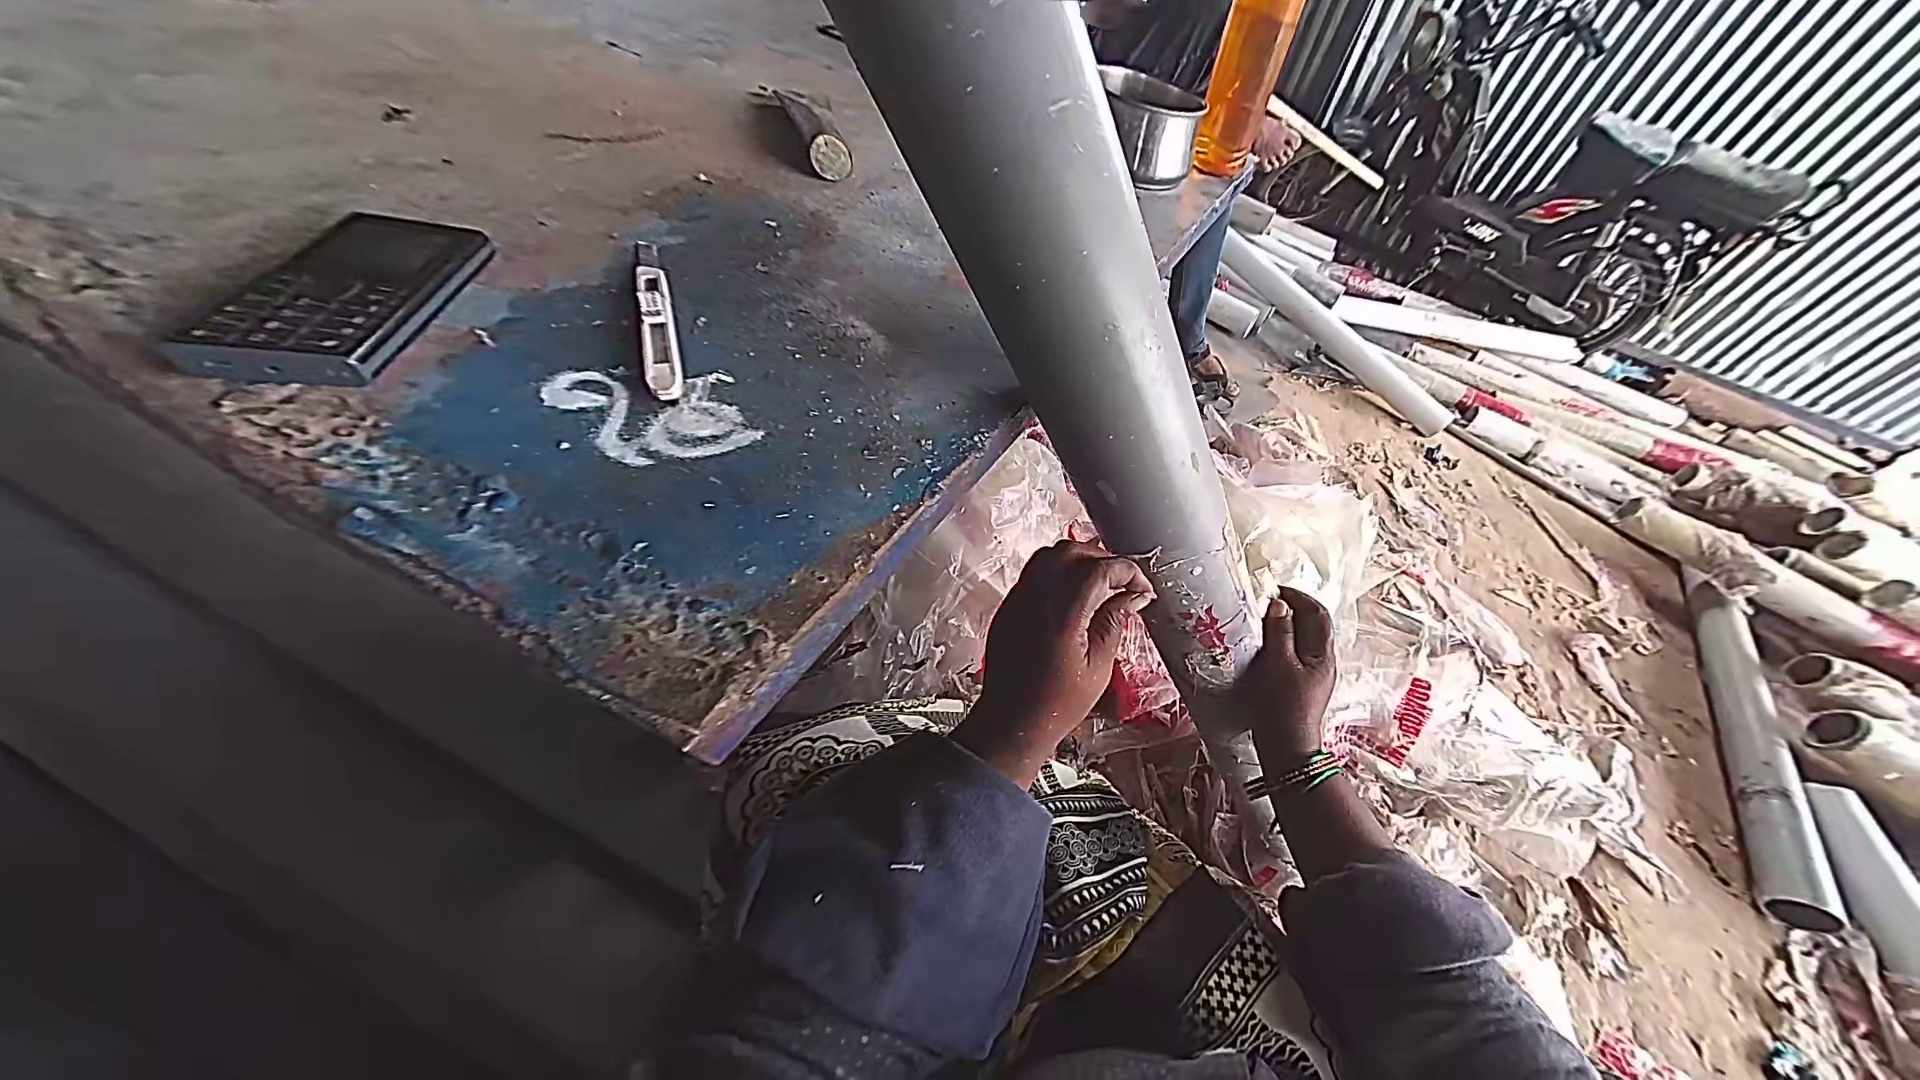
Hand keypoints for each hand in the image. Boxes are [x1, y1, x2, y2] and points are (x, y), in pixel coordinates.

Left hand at [953, 541, 1153, 784]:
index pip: (1099, 569)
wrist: (1011, 720)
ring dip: (1078, 560)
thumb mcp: (1098, 667)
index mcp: (1062, 615)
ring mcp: (1018, 600)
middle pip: (1071, 551)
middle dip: (1103, 558)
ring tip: (1100, 583)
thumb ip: (1115, 622)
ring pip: (1049, 555)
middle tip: (1123, 582)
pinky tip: (1073, 593)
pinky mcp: (1010, 606)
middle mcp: (1036, 600)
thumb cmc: (1054, 704)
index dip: (1127, 572)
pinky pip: (1033, 572)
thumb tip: (1133, 596)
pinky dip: (1057, 571)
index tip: (1141, 588)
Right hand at [1234, 587, 1336, 771]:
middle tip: (1266, 600)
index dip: (1298, 597)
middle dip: (1294, 608)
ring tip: (1262, 618)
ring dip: (1287, 624)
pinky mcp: (1300, 685)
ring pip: (1304, 639)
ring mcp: (1312, 675)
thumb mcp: (1278, 665)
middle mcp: (1322, 662)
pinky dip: (1282, 641)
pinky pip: (1294, 653)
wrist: (1285, 746)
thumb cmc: (1281, 705)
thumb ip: (1280, 633)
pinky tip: (1264, 645)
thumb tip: (1280, 605)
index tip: (1274, 589)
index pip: (1317, 614)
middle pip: (1314, 625)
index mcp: (1322, 655)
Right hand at [1254, 117, 1302, 171]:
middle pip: (1289, 155)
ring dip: (1278, 163)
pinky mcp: (1262, 158)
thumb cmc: (1266, 123)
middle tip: (1284, 156)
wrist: (1255, 128)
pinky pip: (1267, 168)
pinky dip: (1268, 168)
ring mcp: (1272, 154)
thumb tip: (1284, 122)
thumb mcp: (1277, 122)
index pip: (1297, 142)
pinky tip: (1268, 166)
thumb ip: (1283, 124)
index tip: (1294, 146)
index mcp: (1286, 135)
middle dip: (1287, 156)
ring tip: (1276, 162)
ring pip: (1279, 164)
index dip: (1296, 145)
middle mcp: (1281, 146)